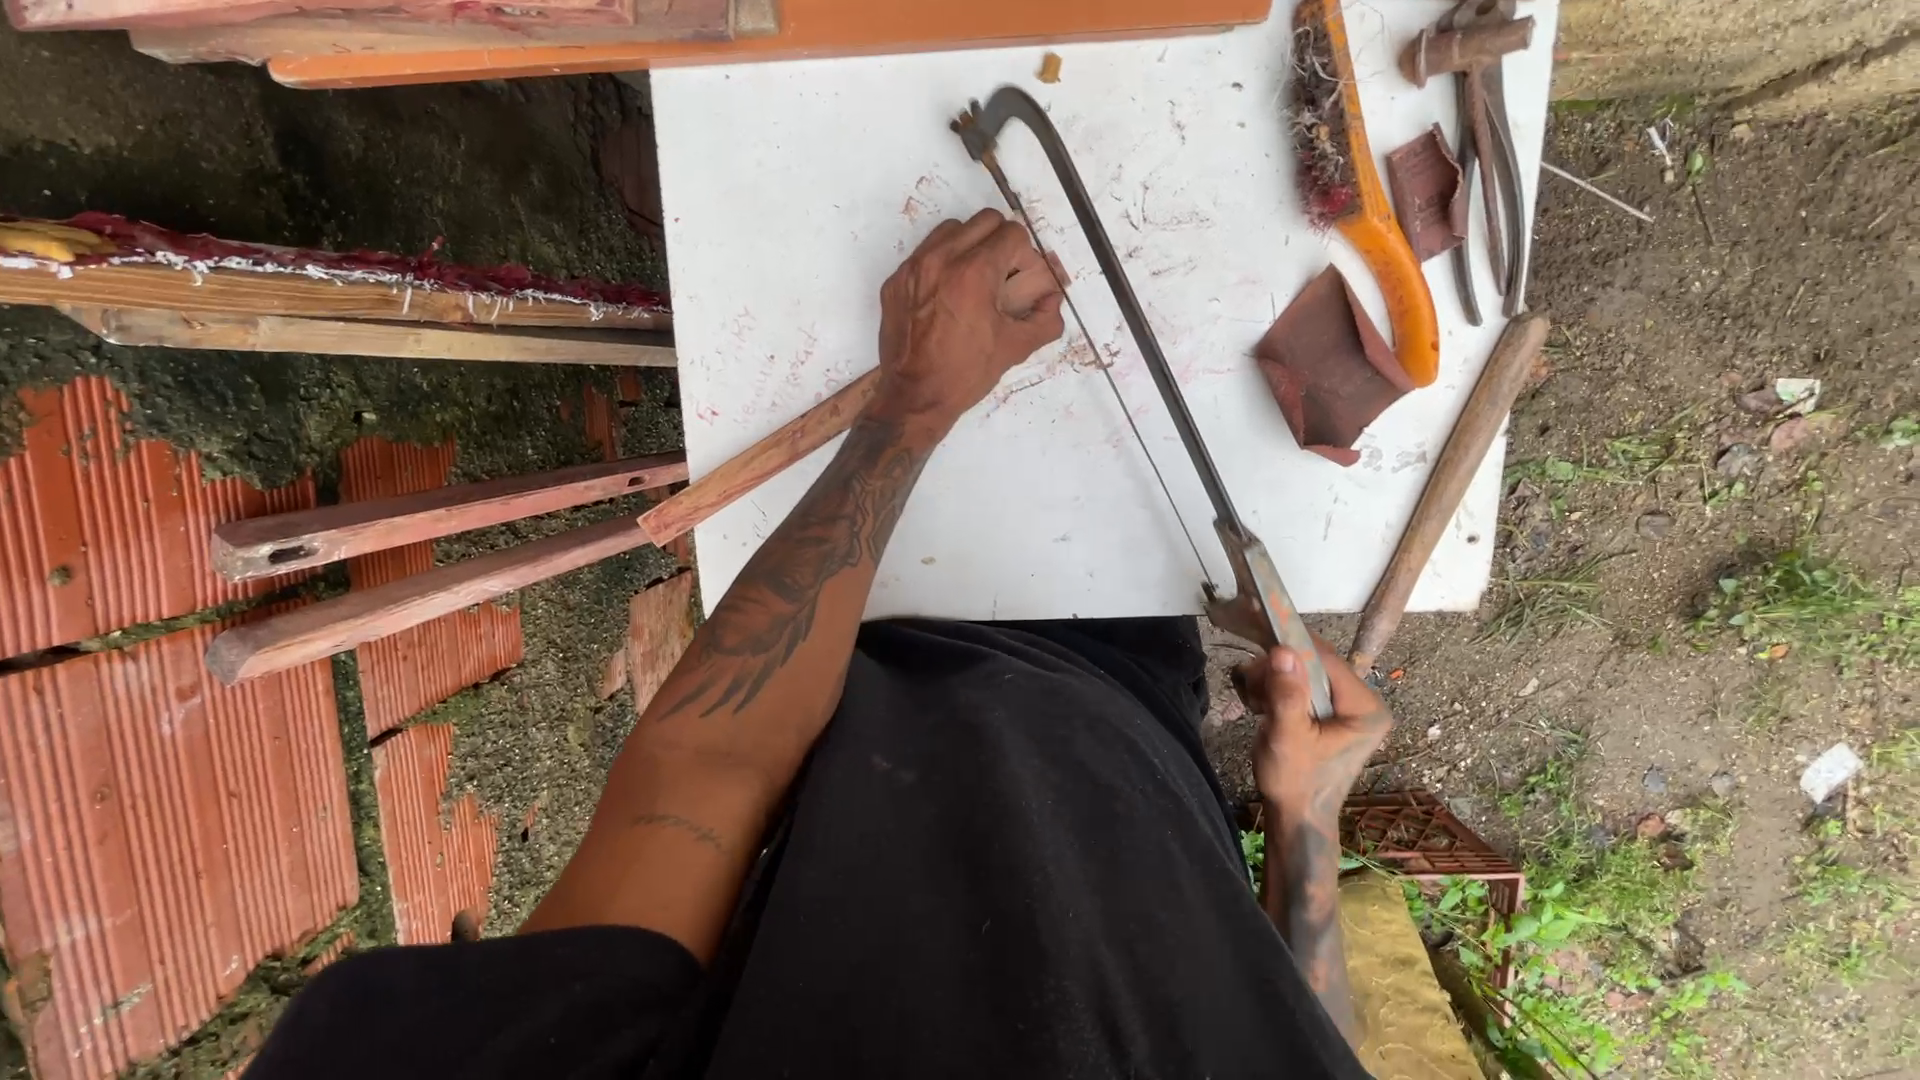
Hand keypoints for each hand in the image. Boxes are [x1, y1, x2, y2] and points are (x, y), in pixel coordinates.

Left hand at [870, 208, 1066, 430]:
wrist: (915, 398)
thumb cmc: (965, 375)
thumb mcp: (1014, 348)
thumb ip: (1045, 319)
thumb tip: (1053, 300)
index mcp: (973, 274)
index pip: (1012, 234)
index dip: (1025, 256)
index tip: (1022, 280)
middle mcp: (940, 261)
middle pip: (984, 221)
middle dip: (1001, 243)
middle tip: (1003, 274)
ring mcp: (913, 269)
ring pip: (951, 230)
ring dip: (971, 245)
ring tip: (975, 279)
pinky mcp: (895, 282)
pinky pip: (924, 254)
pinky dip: (942, 264)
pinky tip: (948, 295)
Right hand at [1240, 637, 1392, 827]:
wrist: (1296, 815)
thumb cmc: (1295, 781)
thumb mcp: (1287, 737)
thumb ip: (1287, 694)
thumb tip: (1283, 650)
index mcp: (1366, 708)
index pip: (1327, 661)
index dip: (1292, 653)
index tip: (1258, 659)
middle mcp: (1364, 702)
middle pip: (1315, 663)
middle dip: (1279, 670)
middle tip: (1253, 688)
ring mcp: (1347, 706)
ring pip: (1304, 671)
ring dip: (1274, 679)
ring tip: (1257, 702)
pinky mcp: (1331, 711)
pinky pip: (1302, 683)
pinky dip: (1279, 688)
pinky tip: (1265, 706)